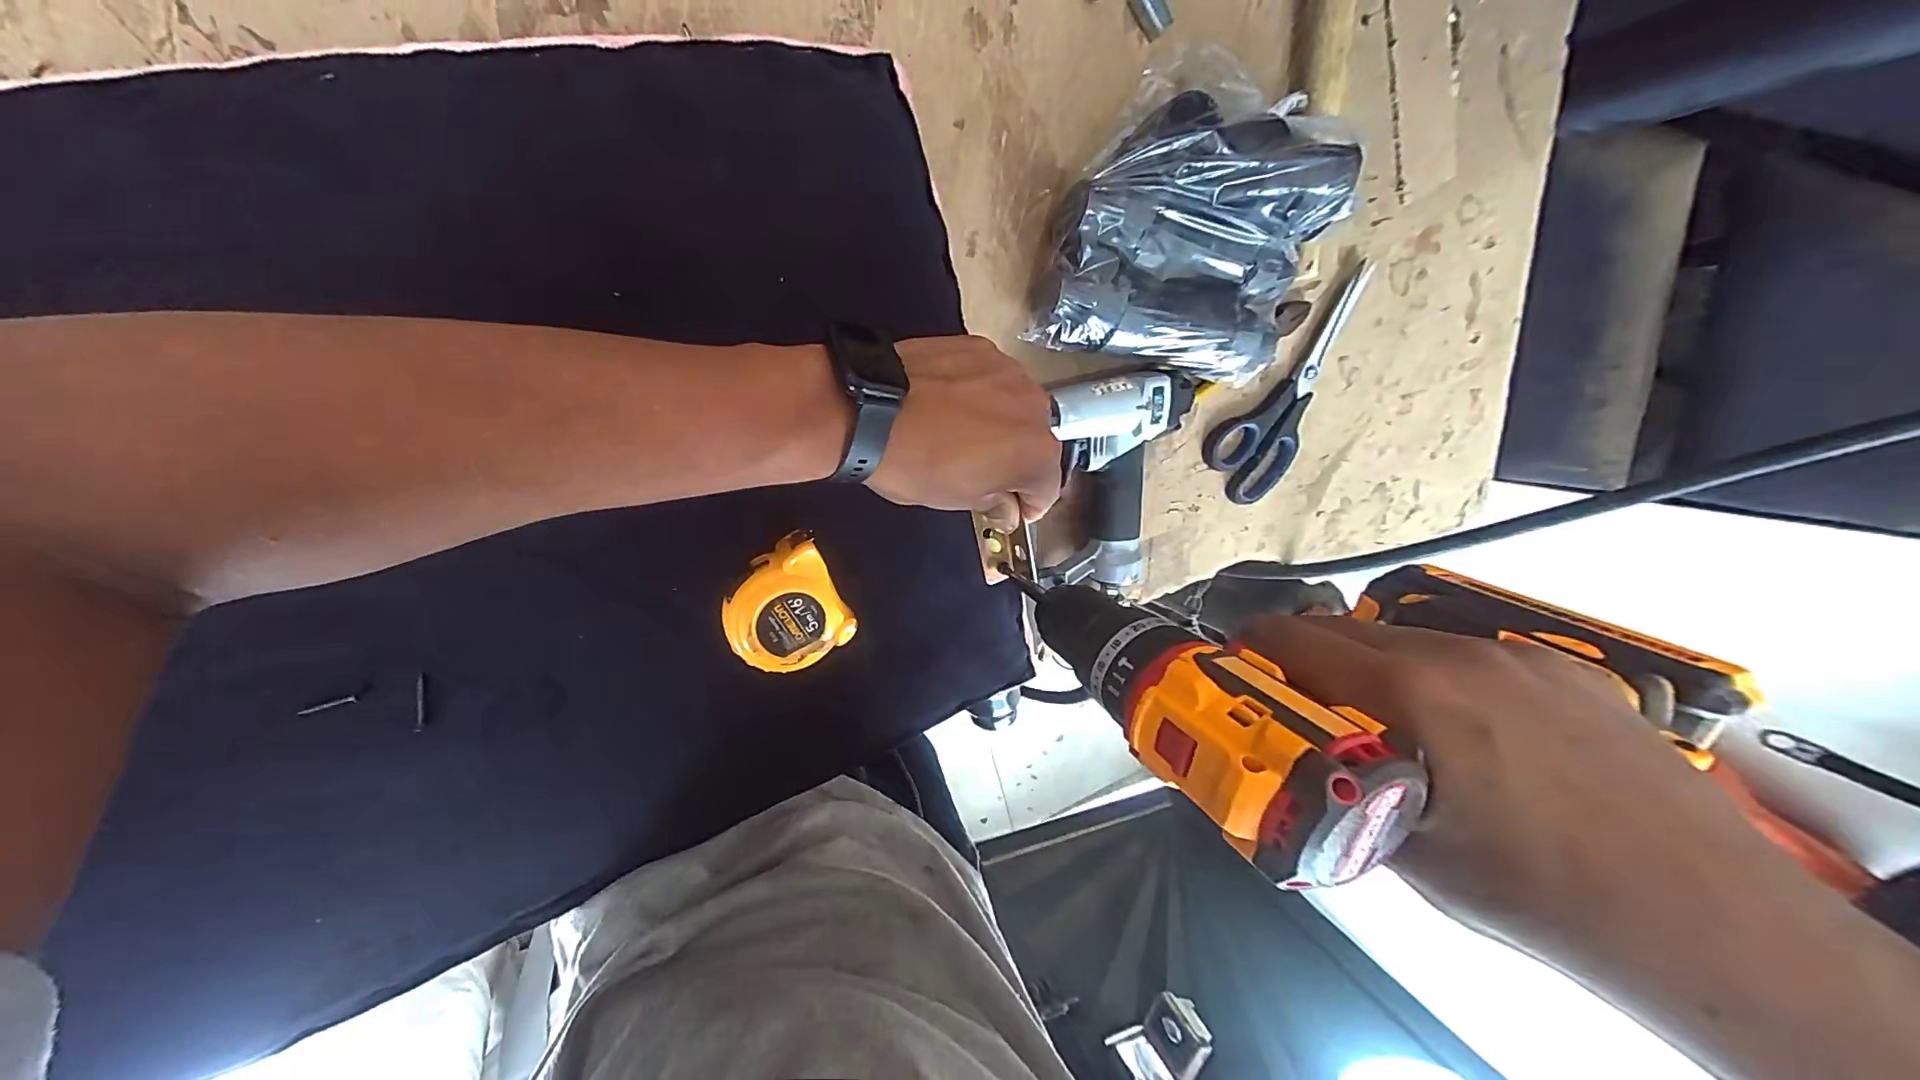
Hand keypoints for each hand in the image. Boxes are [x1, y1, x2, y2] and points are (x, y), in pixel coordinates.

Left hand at [866, 336, 1061, 530]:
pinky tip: (948, 404)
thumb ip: (996, 503)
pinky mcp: (980, 347)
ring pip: (1014, 405)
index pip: (1048, 488)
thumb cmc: (913, 462)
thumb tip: (1007, 507)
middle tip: (981, 470)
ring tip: (959, 432)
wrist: (869, 410)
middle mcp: (1034, 407)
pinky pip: (989, 378)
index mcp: (1037, 453)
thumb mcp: (958, 499)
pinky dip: (977, 392)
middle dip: (1015, 459)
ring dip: (998, 421)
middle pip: (1036, 441)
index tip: (1010, 507)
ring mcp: (1008, 371)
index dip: (1027, 503)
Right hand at [1233, 614, 1783, 940]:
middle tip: (1294, 705)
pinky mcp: (1564, 673)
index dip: (1252, 651)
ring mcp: (1519, 659)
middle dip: (1304, 659)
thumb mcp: (1405, 850)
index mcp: (1414, 695)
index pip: (1296, 640)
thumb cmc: (1546, 893)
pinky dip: (1434, 678)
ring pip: (1404, 641)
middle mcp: (1461, 657)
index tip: (1236, 672)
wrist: (1710, 922)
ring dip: (1369, 669)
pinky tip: (1461, 735)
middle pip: (1344, 629)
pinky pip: (1465, 657)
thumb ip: (1335, 790)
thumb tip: (1292, 770)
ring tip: (1379, 726)